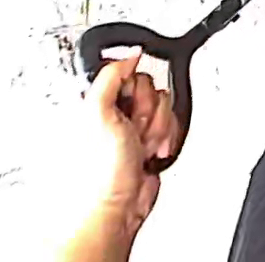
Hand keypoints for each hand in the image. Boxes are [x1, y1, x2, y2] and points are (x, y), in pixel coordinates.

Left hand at [89, 55, 181, 232]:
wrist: (113, 211)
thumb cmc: (95, 174)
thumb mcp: (96, 114)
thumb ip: (111, 77)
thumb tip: (129, 53)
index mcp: (94, 104)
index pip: (128, 72)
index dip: (134, 85)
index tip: (129, 100)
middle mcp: (113, 115)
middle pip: (149, 87)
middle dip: (148, 108)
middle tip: (133, 128)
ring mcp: (132, 130)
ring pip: (163, 105)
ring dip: (157, 127)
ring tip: (139, 146)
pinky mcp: (149, 143)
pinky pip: (170, 124)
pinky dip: (165, 138)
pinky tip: (149, 153)